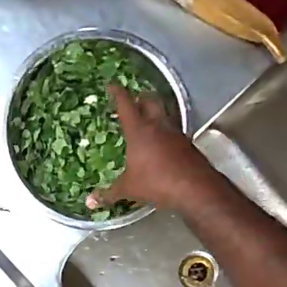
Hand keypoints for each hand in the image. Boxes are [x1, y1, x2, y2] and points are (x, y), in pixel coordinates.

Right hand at [88, 85, 221, 211]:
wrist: (196, 188)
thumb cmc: (157, 182)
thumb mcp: (129, 189)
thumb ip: (109, 193)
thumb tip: (90, 201)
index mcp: (140, 131)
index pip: (126, 104)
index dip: (118, 93)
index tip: (112, 85)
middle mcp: (159, 126)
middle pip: (151, 101)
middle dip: (141, 97)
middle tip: (133, 100)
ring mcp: (176, 134)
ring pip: (165, 114)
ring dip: (156, 113)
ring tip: (147, 120)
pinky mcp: (188, 145)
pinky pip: (175, 131)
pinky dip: (166, 132)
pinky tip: (162, 143)